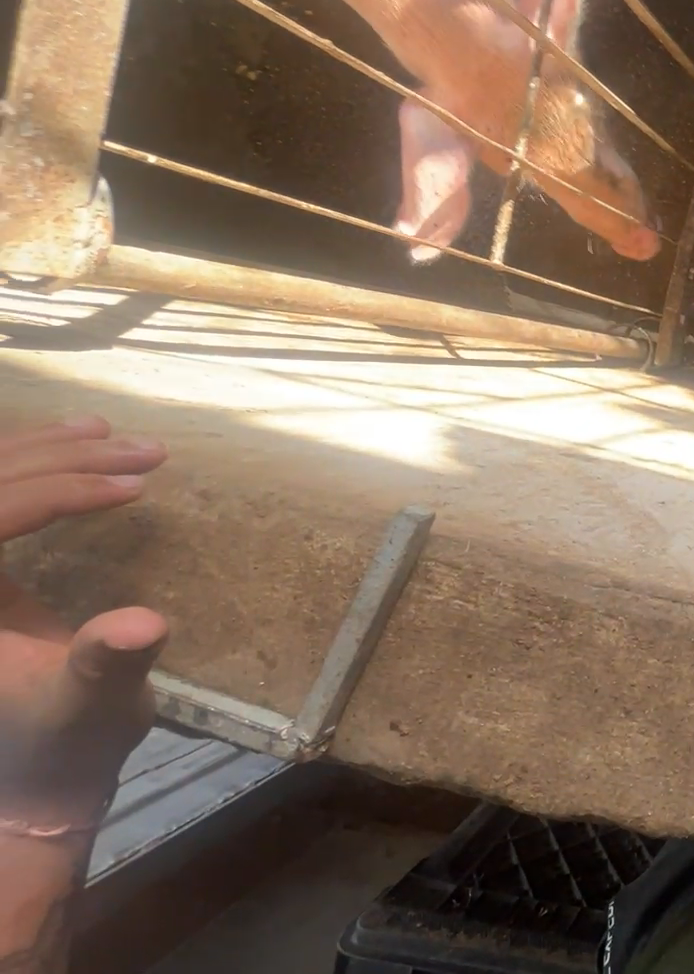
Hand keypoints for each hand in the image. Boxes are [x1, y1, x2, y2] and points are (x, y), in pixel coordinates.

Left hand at [0, 418, 167, 829]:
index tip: (139, 485)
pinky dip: (27, 470)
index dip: (55, 492)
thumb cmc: (62, 745)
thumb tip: (142, 624)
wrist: (31, 777)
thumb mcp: (89, 708)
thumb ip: (106, 664)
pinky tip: (76, 449)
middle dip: (57, 461)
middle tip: (145, 451)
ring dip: (41, 454)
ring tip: (115, 435)